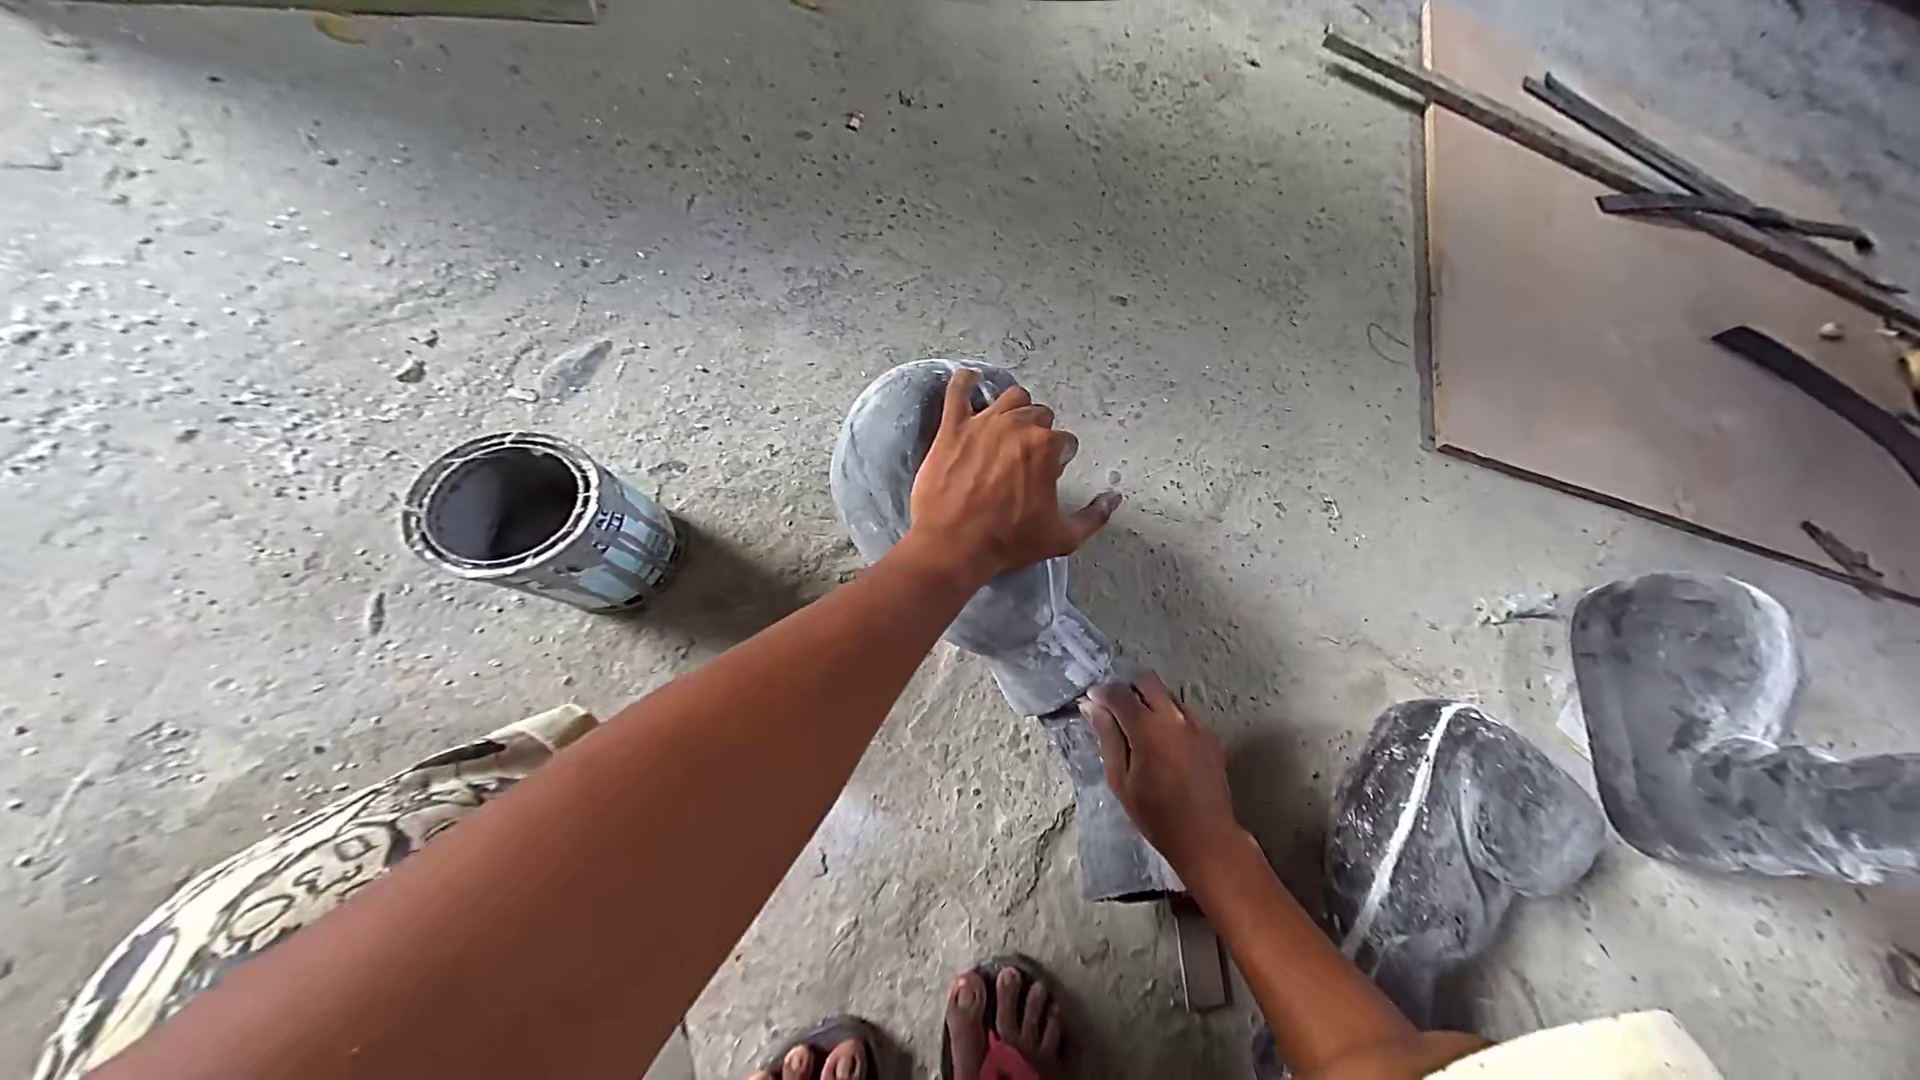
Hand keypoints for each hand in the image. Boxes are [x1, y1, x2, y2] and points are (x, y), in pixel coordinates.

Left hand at [905, 367, 1119, 581]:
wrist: (953, 546)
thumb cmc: (1007, 542)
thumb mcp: (1062, 537)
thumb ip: (1094, 516)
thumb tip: (1113, 499)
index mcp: (1047, 448)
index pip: (1065, 442)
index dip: (1059, 460)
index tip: (1047, 475)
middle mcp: (1018, 426)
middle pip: (1039, 415)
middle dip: (1038, 433)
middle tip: (1026, 457)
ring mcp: (983, 423)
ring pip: (1009, 397)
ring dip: (1014, 408)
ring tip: (1008, 425)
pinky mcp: (952, 427)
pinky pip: (958, 390)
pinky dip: (965, 381)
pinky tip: (970, 380)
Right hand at [1083, 672, 1242, 871]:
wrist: (1207, 838)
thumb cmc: (1156, 815)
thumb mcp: (1120, 780)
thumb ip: (1107, 738)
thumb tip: (1093, 707)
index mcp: (1148, 729)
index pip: (1119, 693)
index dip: (1101, 693)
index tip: (1093, 702)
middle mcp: (1175, 718)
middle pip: (1147, 681)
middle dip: (1128, 689)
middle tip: (1116, 711)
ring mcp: (1197, 724)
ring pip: (1167, 694)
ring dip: (1149, 702)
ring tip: (1139, 729)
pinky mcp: (1211, 735)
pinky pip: (1183, 712)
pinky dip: (1168, 717)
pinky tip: (1163, 743)